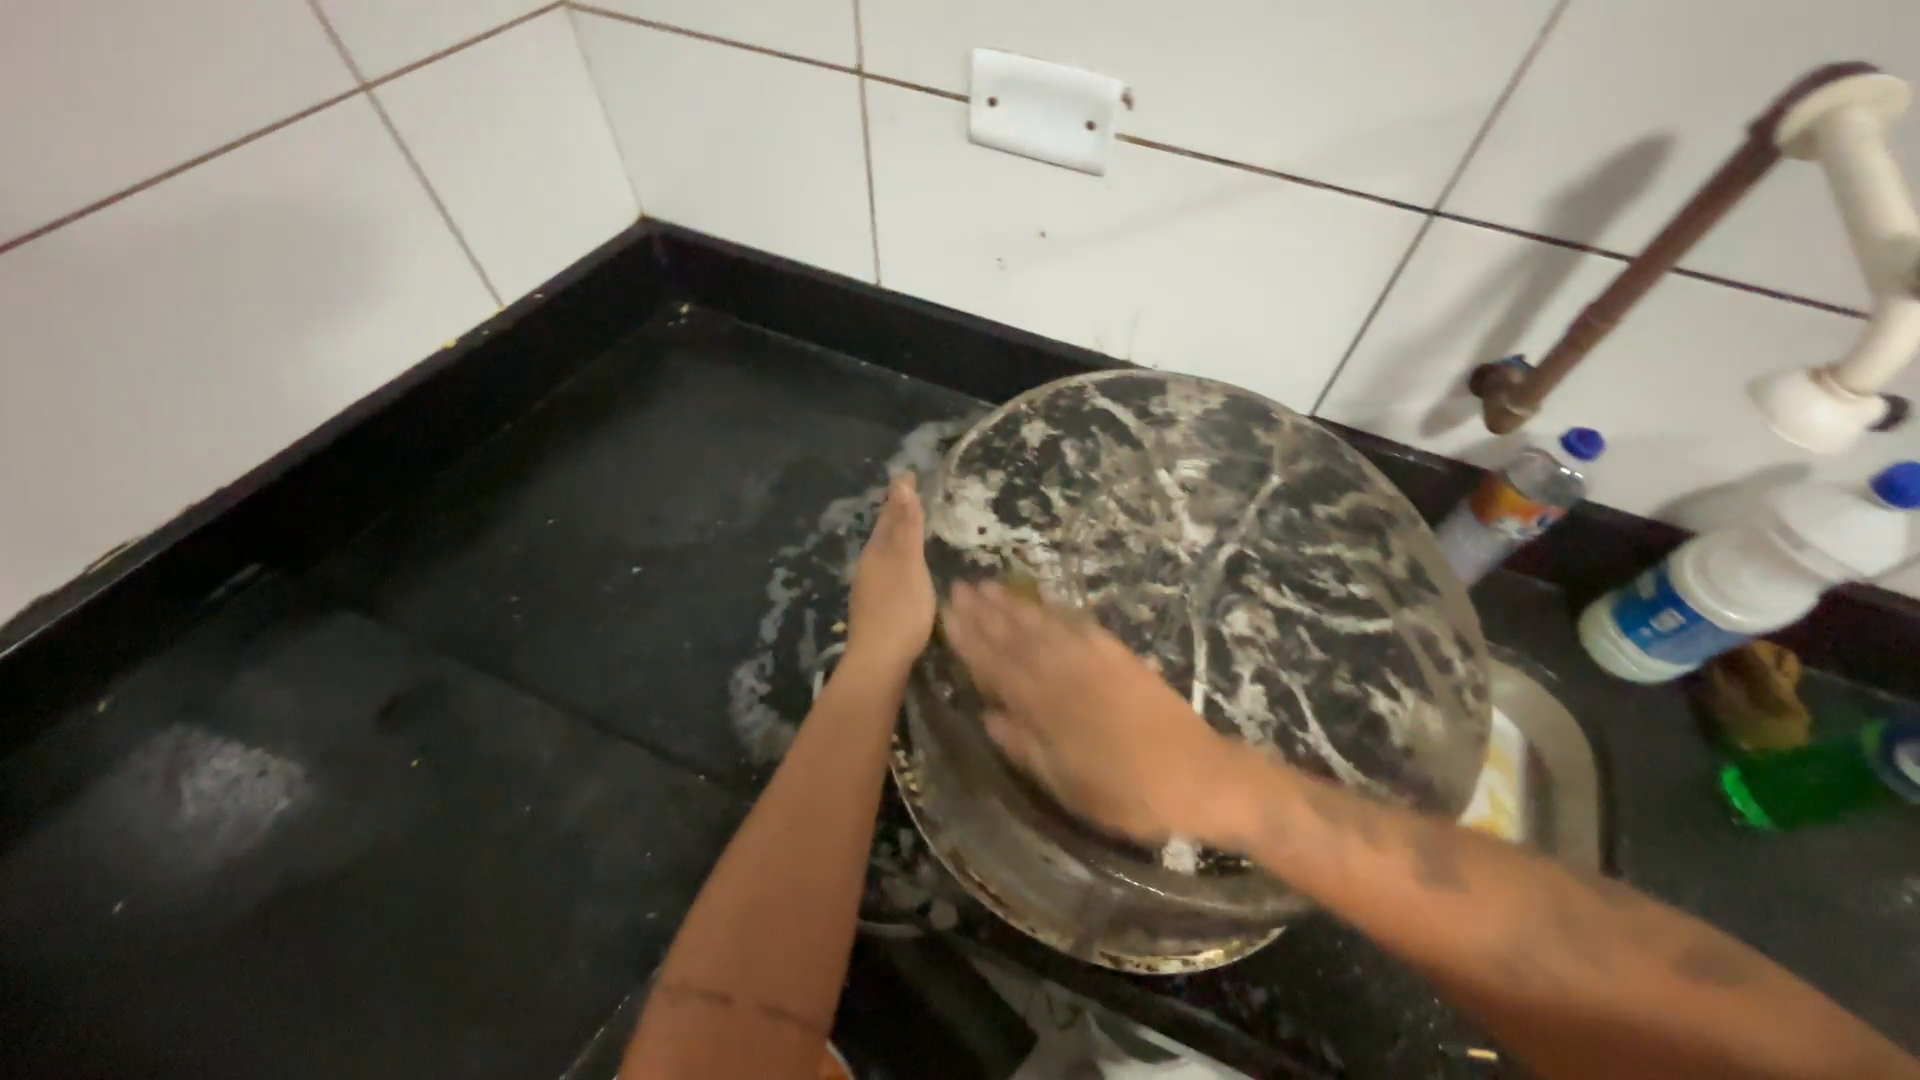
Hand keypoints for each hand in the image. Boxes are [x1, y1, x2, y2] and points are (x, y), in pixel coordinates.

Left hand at [845, 473, 935, 677]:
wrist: (879, 660)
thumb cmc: (900, 609)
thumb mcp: (909, 564)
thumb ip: (907, 527)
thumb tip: (901, 486)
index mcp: (877, 551)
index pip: (889, 514)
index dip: (899, 495)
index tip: (908, 474)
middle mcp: (868, 565)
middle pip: (882, 532)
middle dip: (894, 513)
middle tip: (908, 495)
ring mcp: (868, 588)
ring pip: (882, 552)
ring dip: (894, 536)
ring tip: (908, 527)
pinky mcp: (873, 607)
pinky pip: (885, 570)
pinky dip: (896, 559)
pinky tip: (903, 569)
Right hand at [940, 582, 1241, 844]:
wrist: (1202, 777)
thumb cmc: (1129, 794)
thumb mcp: (1069, 786)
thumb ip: (1027, 747)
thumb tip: (989, 716)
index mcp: (1047, 707)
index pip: (997, 666)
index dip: (970, 641)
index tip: (947, 617)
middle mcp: (1067, 673)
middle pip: (1017, 637)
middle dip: (984, 613)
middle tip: (958, 589)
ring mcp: (1096, 659)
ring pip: (1044, 625)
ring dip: (1013, 605)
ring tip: (987, 586)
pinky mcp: (1121, 655)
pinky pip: (1080, 624)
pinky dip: (1056, 610)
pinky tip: (1043, 601)